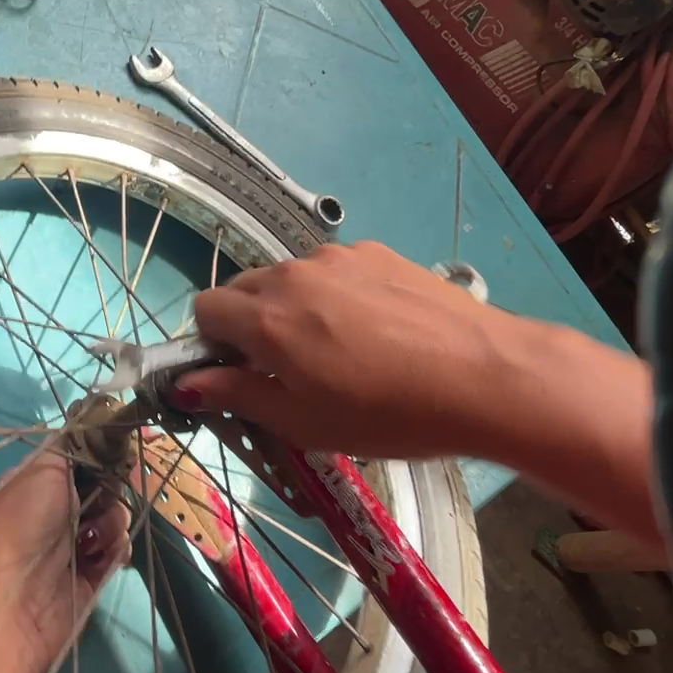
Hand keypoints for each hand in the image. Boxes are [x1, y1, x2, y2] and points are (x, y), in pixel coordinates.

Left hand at [0, 450, 131, 667]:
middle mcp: (57, 505)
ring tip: (89, 538)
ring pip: (116, 510)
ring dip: (110, 519)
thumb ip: (72, 445)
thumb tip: (96, 422)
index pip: (80, 453)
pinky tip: (101, 555)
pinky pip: (120, 544)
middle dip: (110, 484)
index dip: (101, 449)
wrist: (15, 605)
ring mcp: (77, 538)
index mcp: (38, 479)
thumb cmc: (22, 526)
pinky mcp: (95, 569)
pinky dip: (116, 546)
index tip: (118, 443)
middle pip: (104, 480)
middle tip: (102, 493)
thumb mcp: (41, 470)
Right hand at [176, 242, 554, 460]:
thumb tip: (187, 382)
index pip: (205, 308)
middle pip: (243, 288)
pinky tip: (376, 326)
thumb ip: (237, 394)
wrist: (484, 375)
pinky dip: (334, 292)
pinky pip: (331, 268)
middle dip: (249, 323)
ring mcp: (336, 256)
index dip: (214, 342)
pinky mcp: (374, 250)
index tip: (243, 371)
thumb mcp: (304, 422)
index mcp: (266, 317)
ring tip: (341, 345)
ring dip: (292, 306)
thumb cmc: (387, 414)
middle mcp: (292, 274)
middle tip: (288, 365)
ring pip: (289, 278)